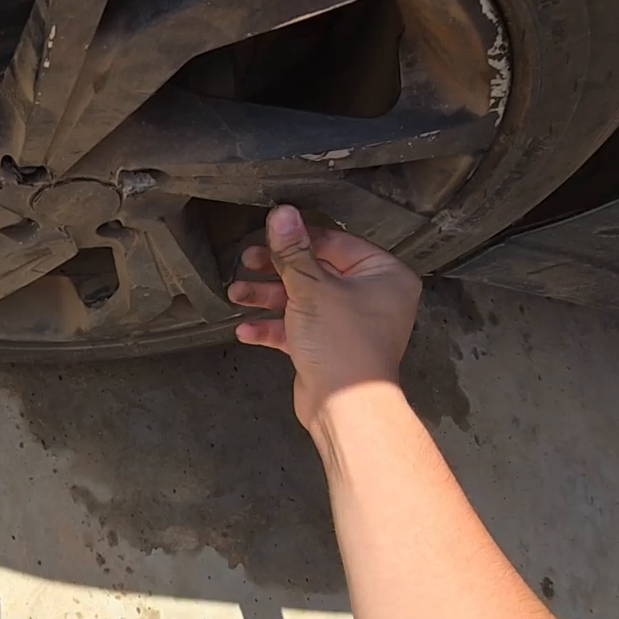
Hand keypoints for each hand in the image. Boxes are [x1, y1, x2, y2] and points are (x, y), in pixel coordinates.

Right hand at [227, 205, 422, 426]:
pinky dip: (273, 327)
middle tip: (247, 261)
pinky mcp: (327, 347)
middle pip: (315, 271)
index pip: (336, 243)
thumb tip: (282, 213)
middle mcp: (370, 296)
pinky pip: (298, 329)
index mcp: (382, 274)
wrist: (344, 405)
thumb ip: (293, 251)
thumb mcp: (311, 288)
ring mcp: (347, 323)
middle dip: (276, 270)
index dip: (298, 239)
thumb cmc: (341, 342)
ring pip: (302, 300)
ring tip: (236, 293)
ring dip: (267, 298)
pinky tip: (246, 329)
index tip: (267, 234)